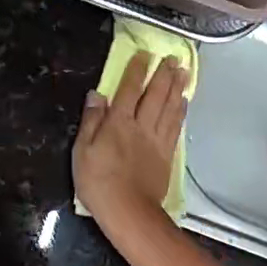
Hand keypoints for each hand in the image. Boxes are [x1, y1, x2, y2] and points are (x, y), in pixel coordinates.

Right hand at [73, 51, 186, 232]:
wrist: (127, 210)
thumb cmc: (98, 182)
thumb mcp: (82, 151)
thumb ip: (91, 121)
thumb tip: (97, 95)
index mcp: (118, 123)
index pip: (129, 90)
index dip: (137, 70)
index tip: (145, 55)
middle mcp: (141, 126)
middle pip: (155, 95)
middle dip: (164, 74)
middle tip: (173, 58)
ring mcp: (157, 140)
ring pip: (170, 108)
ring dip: (177, 88)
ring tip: (184, 72)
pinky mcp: (167, 155)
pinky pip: (176, 127)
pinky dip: (181, 112)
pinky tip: (184, 103)